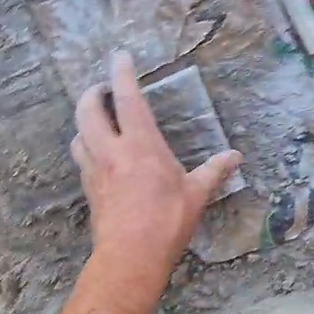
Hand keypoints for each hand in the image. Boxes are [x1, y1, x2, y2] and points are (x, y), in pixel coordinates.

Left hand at [71, 52, 243, 276]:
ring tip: (96, 119)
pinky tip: (97, 154)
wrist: (130, 257)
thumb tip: (236, 156)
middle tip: (101, 88)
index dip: (122, 74)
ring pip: (78, 135)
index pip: (128, 100)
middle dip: (91, 93)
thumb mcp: (197, 194)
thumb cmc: (166, 221)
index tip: (119, 56)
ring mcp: (95, 171)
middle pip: (88, 111)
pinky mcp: (89, 191)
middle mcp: (112, 152)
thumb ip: (214, 170)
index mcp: (141, 146)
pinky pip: (81, 159)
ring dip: (84, 121)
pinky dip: (85, 147)